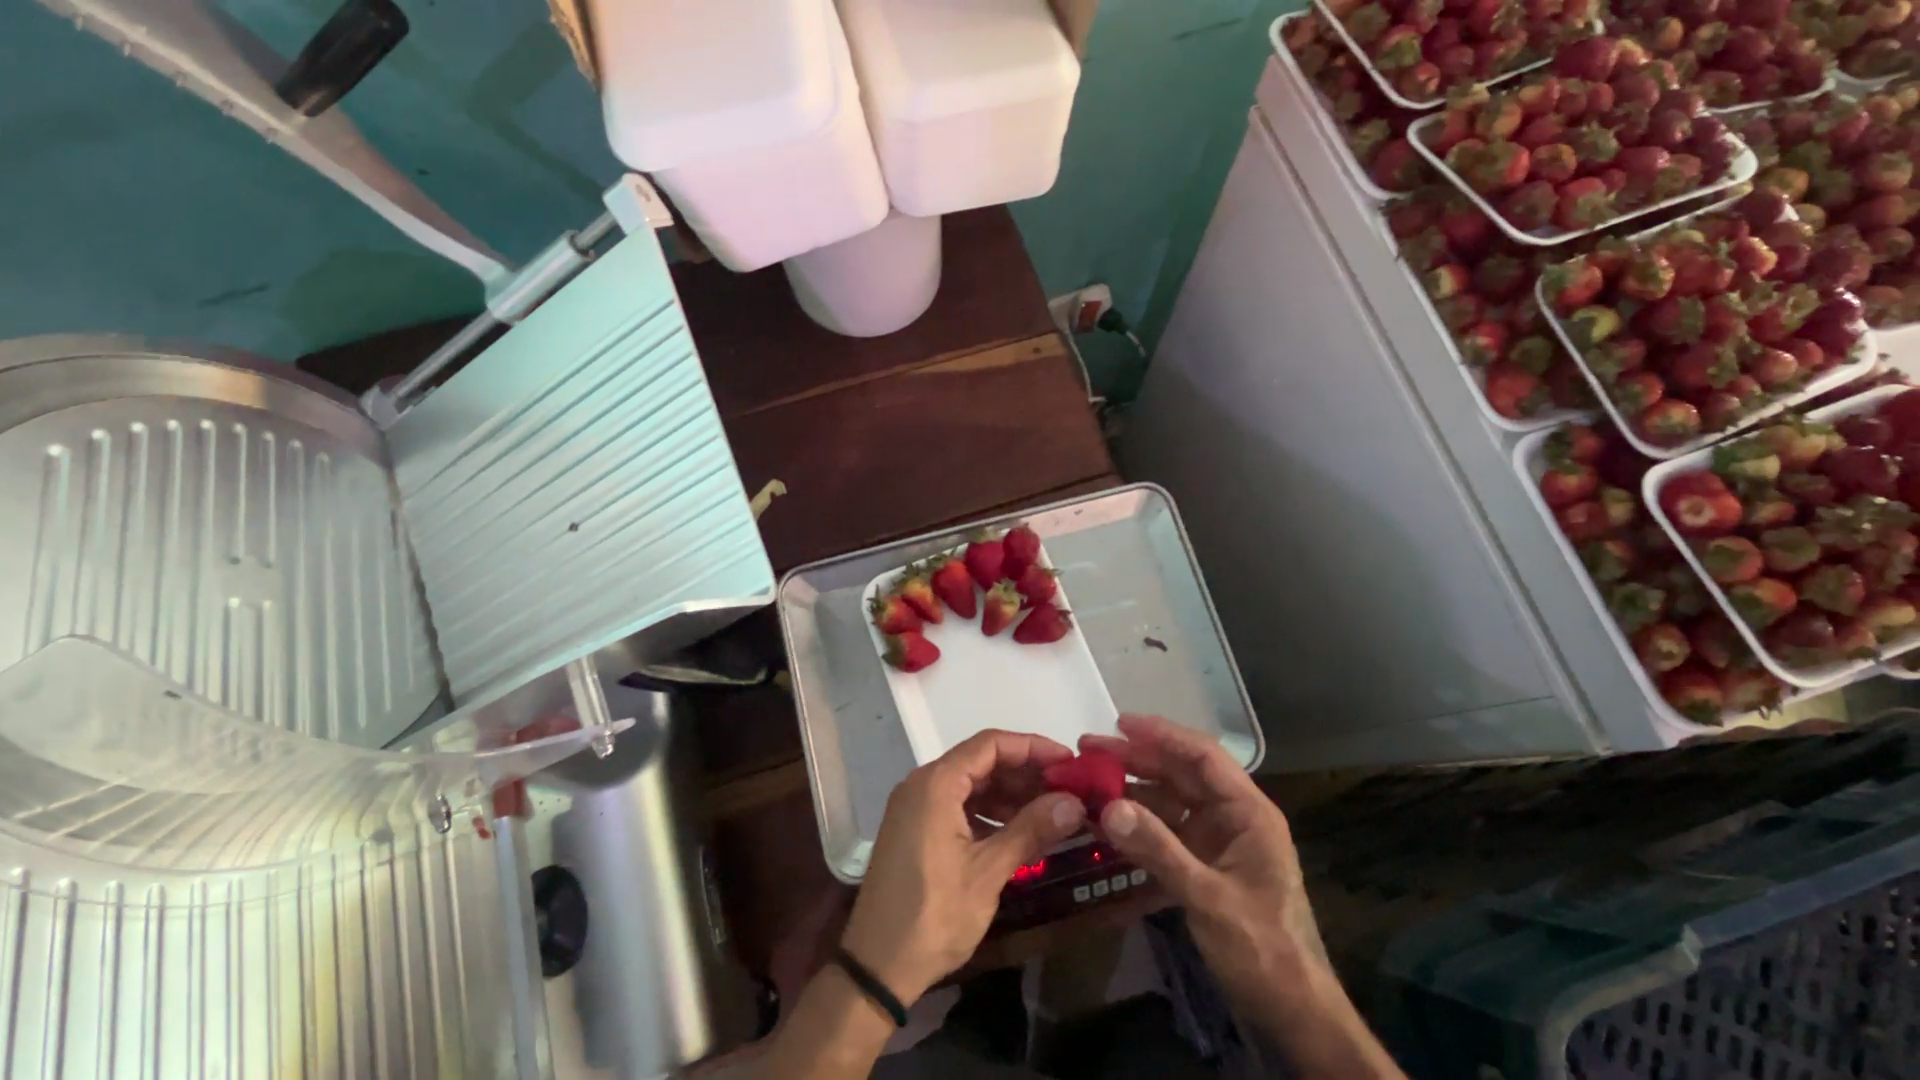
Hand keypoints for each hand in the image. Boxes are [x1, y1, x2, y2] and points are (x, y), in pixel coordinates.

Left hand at [840, 730, 1087, 1005]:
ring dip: (1010, 795)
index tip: (1070, 763)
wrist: (877, 964)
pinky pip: (958, 807)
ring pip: (971, 785)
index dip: (1033, 747)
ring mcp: (915, 809)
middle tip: (1069, 791)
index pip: (991, 744)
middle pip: (981, 762)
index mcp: (935, 784)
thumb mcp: (988, 872)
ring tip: (1052, 812)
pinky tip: (1019, 832)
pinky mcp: (915, 831)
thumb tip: (1074, 803)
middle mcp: (922, 786)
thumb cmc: (934, 914)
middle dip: (1026, 773)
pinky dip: (989, 813)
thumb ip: (1031, 829)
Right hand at [1082, 715, 1329, 1019]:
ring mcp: (1217, 842)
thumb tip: (1108, 807)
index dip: (1162, 735)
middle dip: (1136, 760)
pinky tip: (1105, 823)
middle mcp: (1233, 818)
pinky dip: (1137, 826)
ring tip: (1086, 784)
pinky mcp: (1204, 866)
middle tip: (1087, 750)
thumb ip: (1159, 850)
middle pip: (1181, 775)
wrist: (1291, 1007)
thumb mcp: (1208, 897)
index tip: (1119, 722)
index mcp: (1248, 813)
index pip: (1203, 757)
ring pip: (1169, 802)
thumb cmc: (1260, 946)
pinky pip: (1166, 833)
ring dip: (1131, 792)